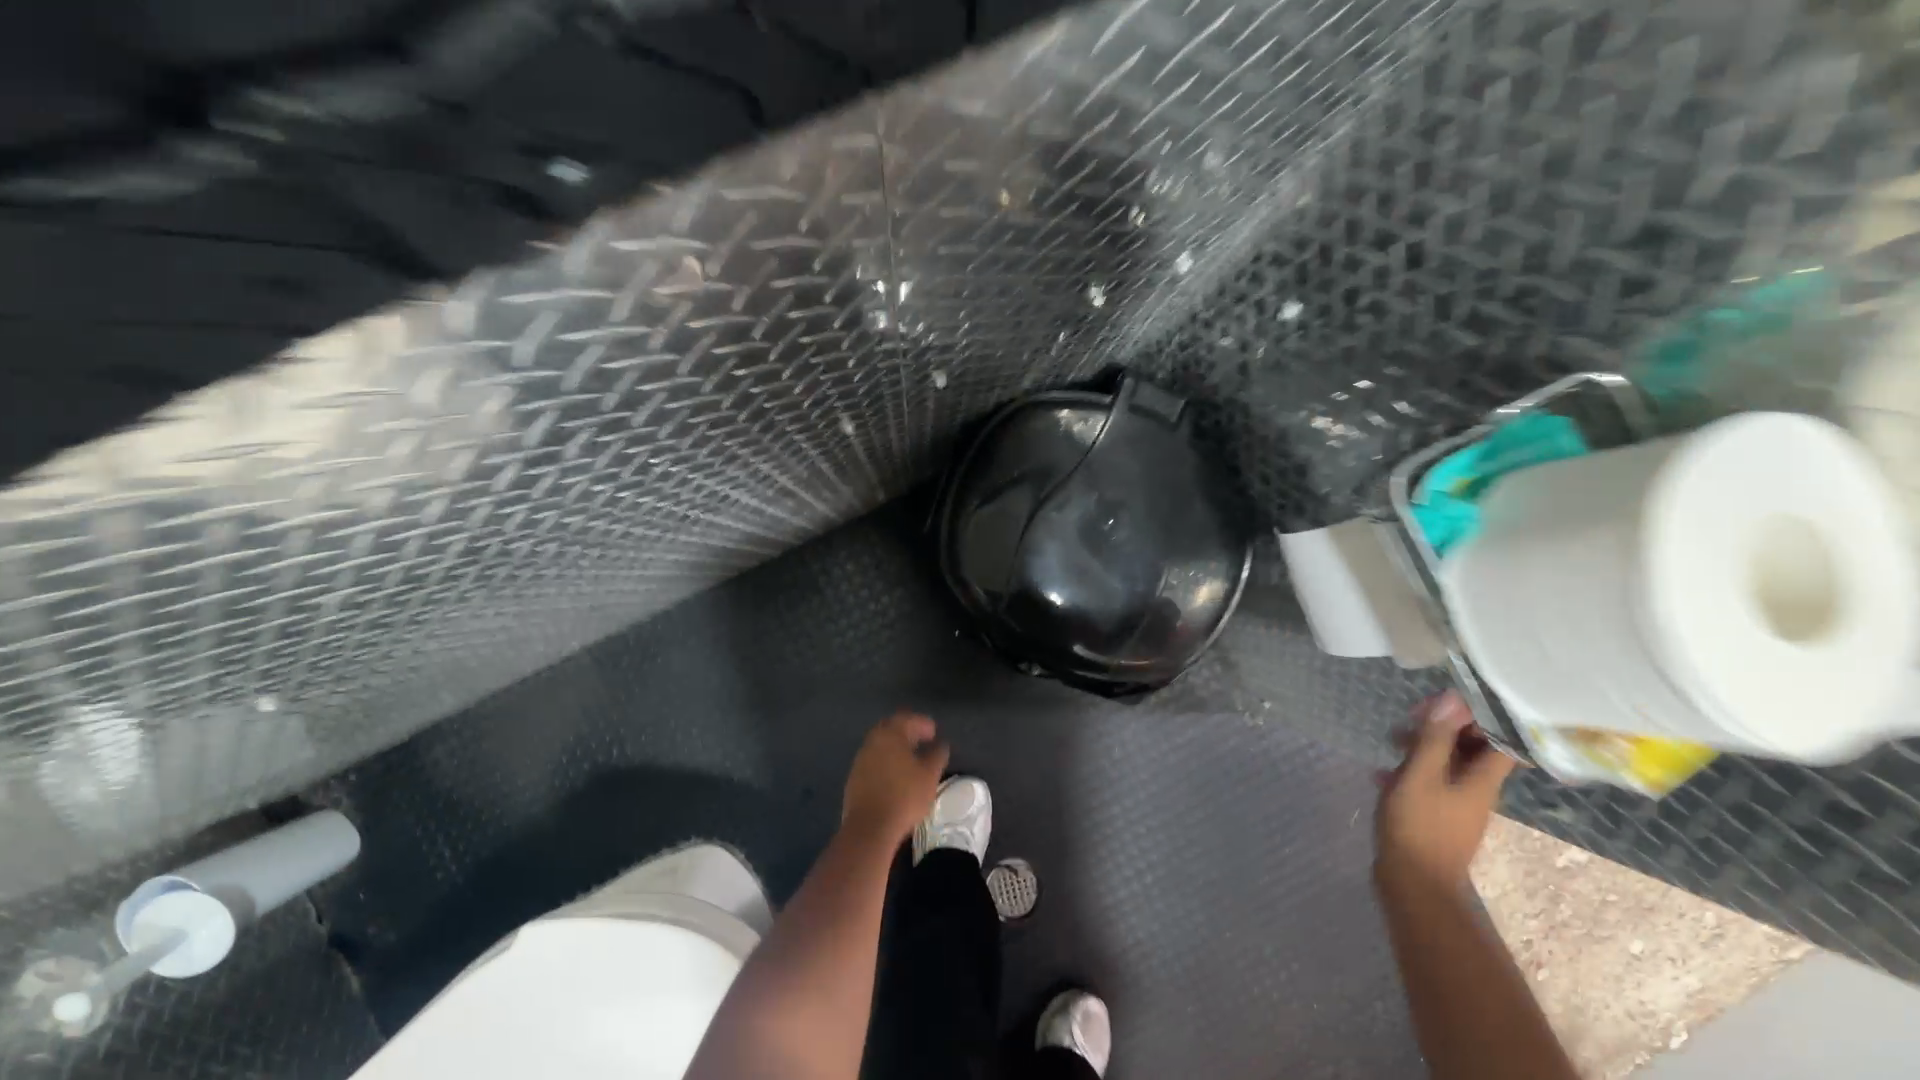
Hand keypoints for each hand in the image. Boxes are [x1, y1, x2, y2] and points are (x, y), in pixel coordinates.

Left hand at [842, 712, 949, 846]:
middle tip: (922, 740)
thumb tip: (941, 744)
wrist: (870, 826)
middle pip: (891, 729)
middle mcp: (872, 742)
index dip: (923, 723)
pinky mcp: (854, 777)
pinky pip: (874, 761)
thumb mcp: (929, 775)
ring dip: (896, 747)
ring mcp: (860, 760)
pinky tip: (895, 774)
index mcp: (890, 735)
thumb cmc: (904, 796)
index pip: (907, 719)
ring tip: (911, 758)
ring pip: (880, 745)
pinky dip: (886, 761)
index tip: (934, 732)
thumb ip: (937, 755)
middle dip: (907, 732)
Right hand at [1375, 690, 1515, 893]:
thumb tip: (1453, 699)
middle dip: (1443, 728)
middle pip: (1472, 748)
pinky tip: (1382, 775)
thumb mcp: (1421, 774)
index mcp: (1482, 778)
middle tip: (1409, 720)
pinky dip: (1411, 773)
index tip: (1444, 705)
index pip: (1499, 736)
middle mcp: (1478, 790)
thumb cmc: (1419, 825)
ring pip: (1448, 765)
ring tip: (1391, 743)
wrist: (1414, 885)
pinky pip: (1431, 784)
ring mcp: (1459, 806)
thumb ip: (1435, 737)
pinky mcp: (1439, 819)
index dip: (1477, 715)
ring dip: (1423, 748)